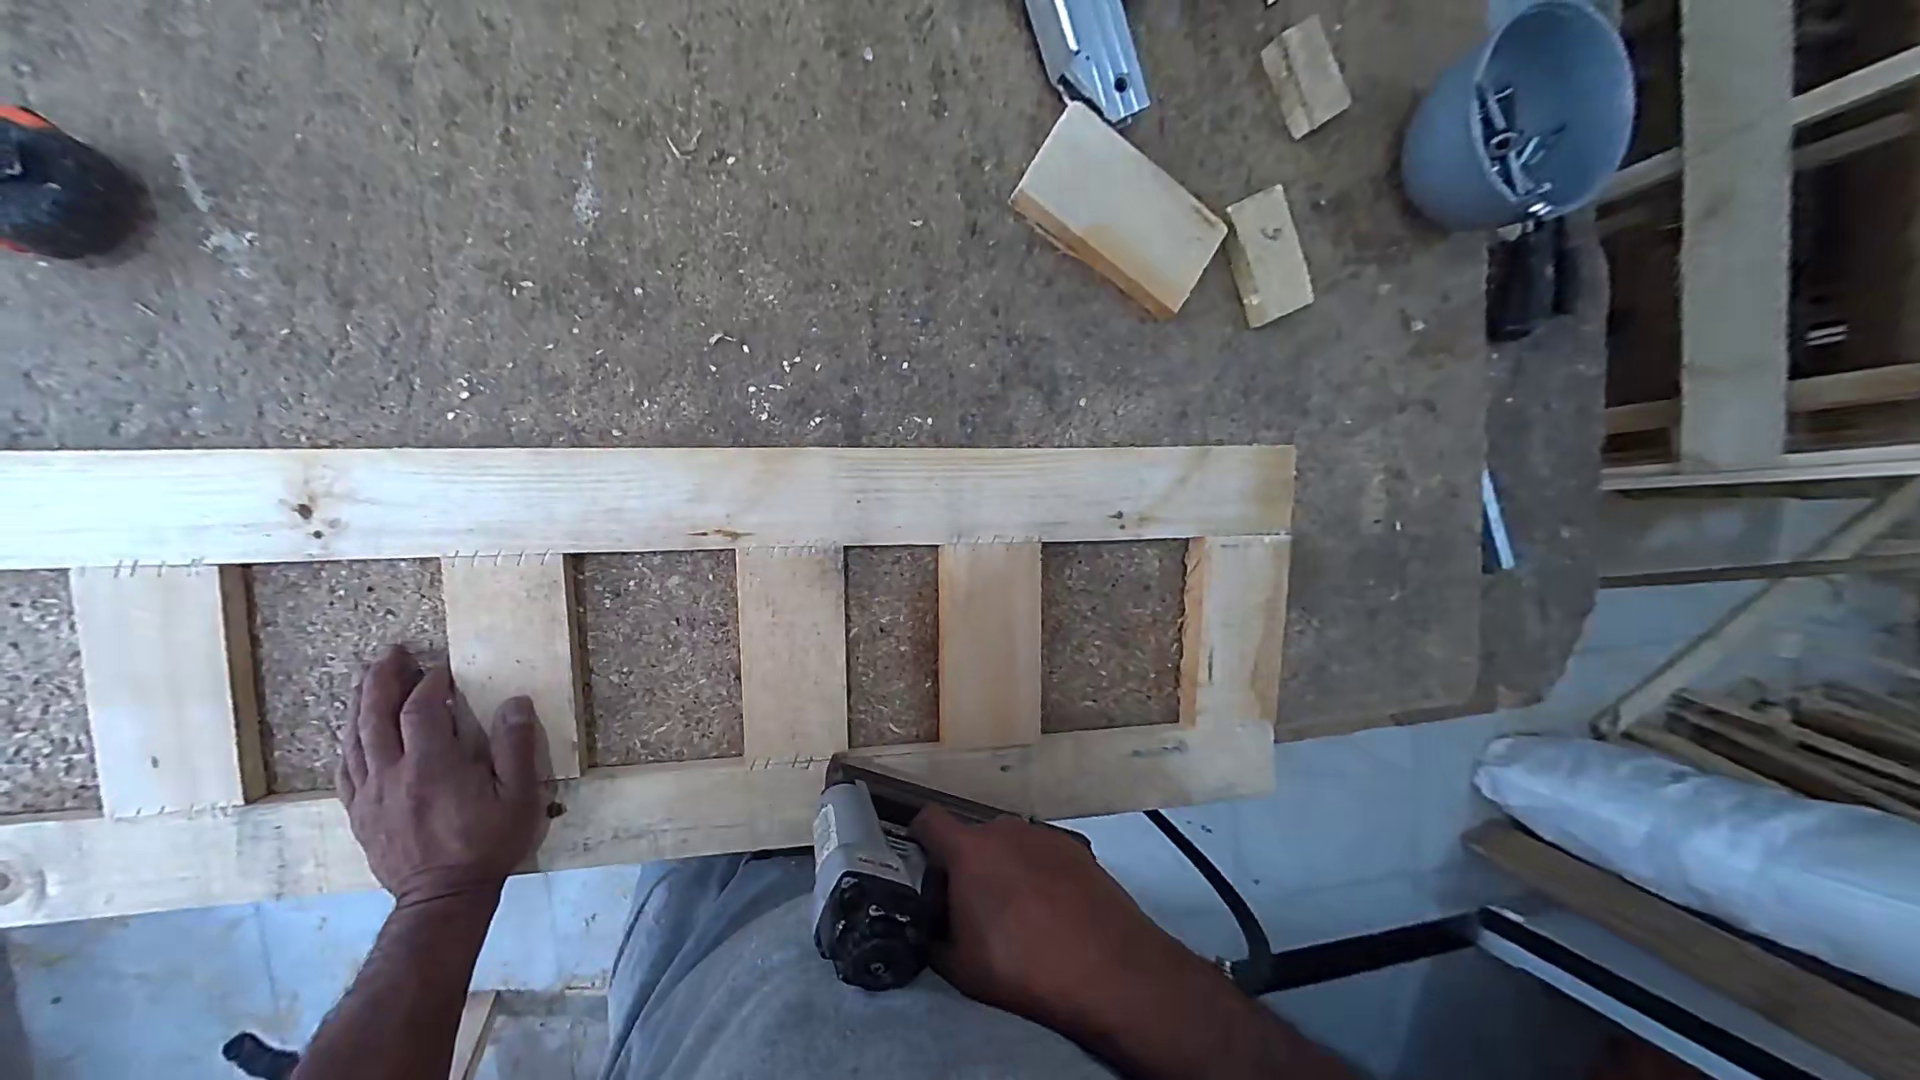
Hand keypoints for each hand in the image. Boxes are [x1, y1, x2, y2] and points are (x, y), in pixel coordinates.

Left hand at [337, 645, 544, 906]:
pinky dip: (348, 740)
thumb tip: (515, 702)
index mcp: (432, 767)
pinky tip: (354, 729)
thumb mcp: (519, 795)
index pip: (422, 711)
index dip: (430, 684)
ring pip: (354, 739)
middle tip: (391, 653)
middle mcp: (392, 775)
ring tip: (369, 677)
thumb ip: (516, 746)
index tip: (444, 670)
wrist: (443, 897)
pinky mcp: (359, 812)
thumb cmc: (488, 843)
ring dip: (360, 703)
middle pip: (376, 717)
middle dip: (382, 680)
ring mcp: (369, 794)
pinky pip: (344, 768)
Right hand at [912, 807, 1218, 1038]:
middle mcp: (1004, 830)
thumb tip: (931, 930)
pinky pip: (1041, 853)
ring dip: (1004, 866)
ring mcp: (1043, 834)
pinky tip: (1052, 907)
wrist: (1108, 966)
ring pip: (1009, 844)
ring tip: (1019, 910)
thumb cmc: (1024, 965)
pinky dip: (1038, 871)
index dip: (918, 835)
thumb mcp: (960, 967)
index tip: (920, 859)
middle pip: (972, 837)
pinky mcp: (1075, 846)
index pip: (928, 819)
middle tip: (973, 904)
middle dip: (966, 864)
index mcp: (968, 850)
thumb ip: (935, 938)